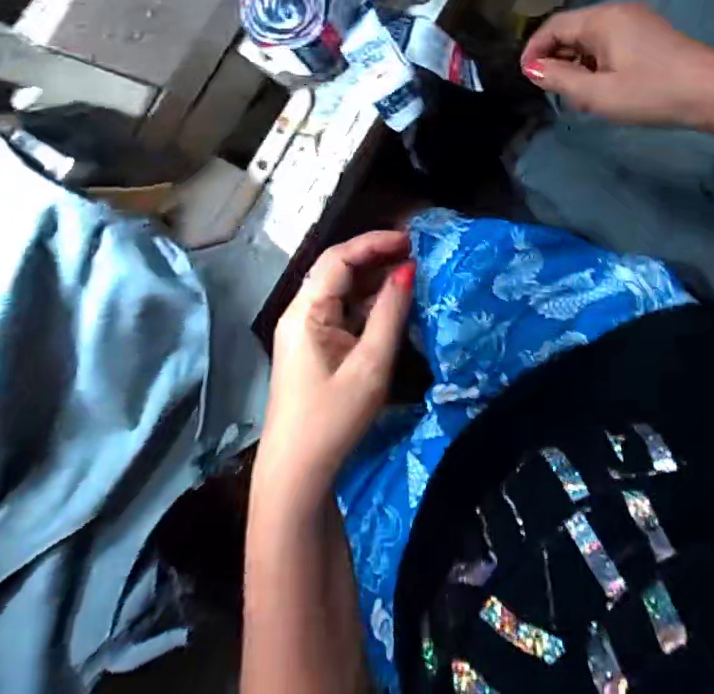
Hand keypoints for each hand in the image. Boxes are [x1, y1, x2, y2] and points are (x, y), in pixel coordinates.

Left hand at [257, 231, 414, 502]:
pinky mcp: (315, 347)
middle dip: (377, 256)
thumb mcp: (371, 365)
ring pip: (342, 290)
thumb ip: (390, 313)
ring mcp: (306, 331)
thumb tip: (408, 270)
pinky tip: (394, 304)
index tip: (411, 239)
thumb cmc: (333, 418)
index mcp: (306, 312)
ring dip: (375, 279)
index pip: (338, 258)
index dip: (374, 242)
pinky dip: (369, 303)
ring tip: (412, 273)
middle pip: (338, 269)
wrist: (296, 473)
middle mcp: (301, 313)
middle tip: (417, 252)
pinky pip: (343, 312)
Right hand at [520, 1, 713, 130]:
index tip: (526, 77)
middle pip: (572, 29)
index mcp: (601, 19)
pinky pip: (611, 43)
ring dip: (578, 63)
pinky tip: (605, 87)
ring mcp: (637, 21)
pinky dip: (598, 62)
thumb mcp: (598, 95)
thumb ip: (560, 80)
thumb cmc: (652, 93)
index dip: (534, 51)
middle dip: (556, 58)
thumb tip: (533, 69)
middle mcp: (617, 11)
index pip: (552, 26)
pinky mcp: (651, 35)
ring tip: (579, 95)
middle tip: (554, 91)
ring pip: (592, 38)